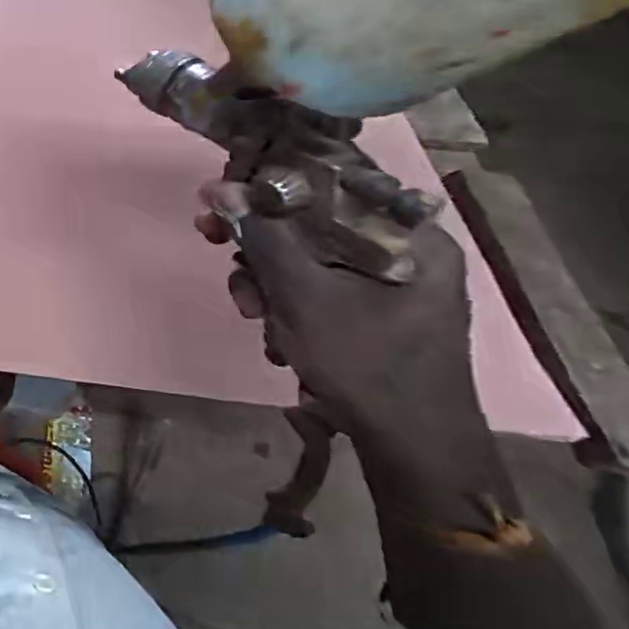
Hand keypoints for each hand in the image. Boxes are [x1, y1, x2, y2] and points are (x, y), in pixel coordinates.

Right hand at [199, 185, 505, 526]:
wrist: (415, 453)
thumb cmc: (367, 365)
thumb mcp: (303, 296)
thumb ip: (261, 237)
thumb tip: (219, 186)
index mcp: (407, 230)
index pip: (332, 174)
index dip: (273, 178)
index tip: (228, 192)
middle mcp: (404, 246)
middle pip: (313, 217)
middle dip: (259, 240)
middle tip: (214, 239)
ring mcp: (391, 280)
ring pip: (310, 254)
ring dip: (268, 279)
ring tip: (251, 313)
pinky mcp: (376, 308)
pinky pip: (321, 284)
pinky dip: (291, 302)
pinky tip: (277, 335)